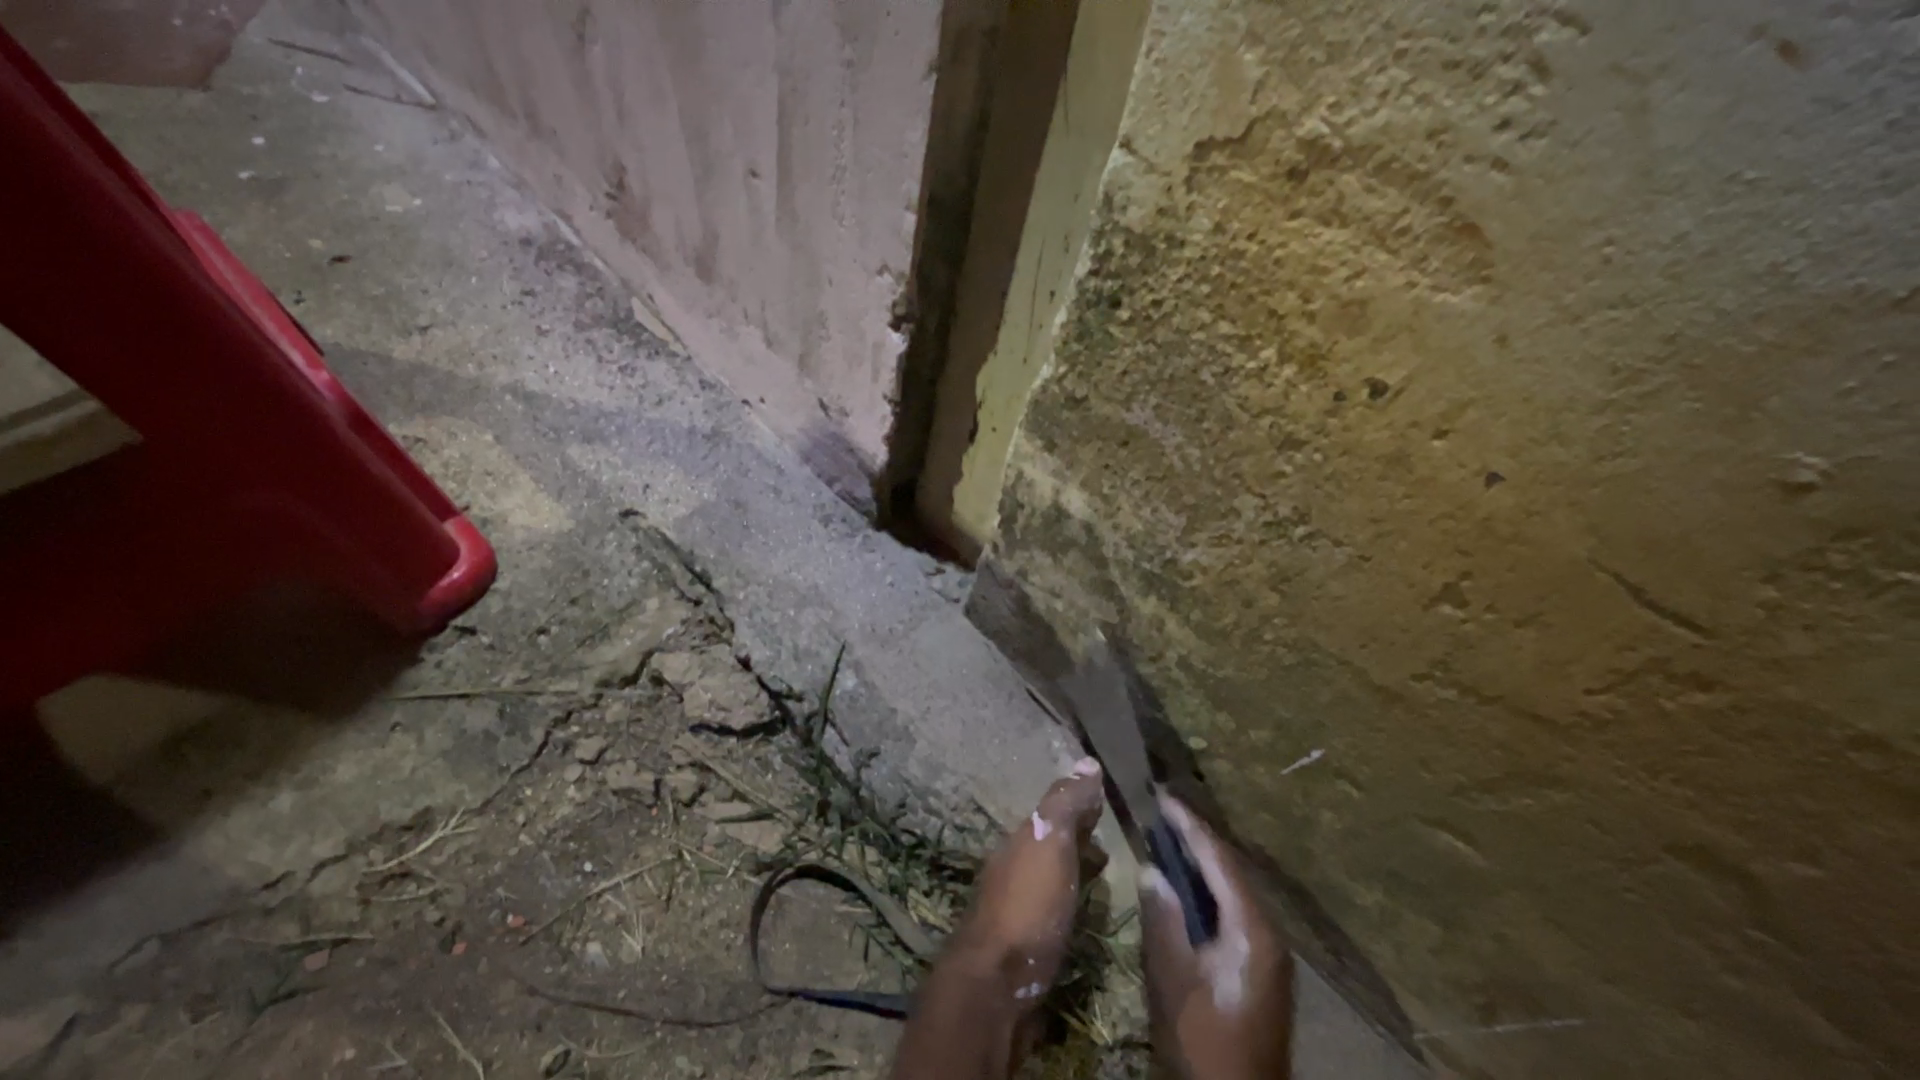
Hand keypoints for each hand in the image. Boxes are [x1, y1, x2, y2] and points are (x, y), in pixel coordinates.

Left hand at [888, 759, 1108, 1079]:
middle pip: (1048, 850)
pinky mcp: (1024, 955)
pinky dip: (1070, 911)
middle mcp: (1011, 876)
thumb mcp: (1048, 844)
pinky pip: (1052, 920)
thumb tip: (1087, 761)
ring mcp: (1015, 917)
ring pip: (1049, 885)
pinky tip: (1084, 923)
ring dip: (1073, 878)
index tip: (1107, 804)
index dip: (1078, 808)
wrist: (994, 990)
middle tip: (1112, 846)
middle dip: (1076, 843)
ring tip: (1106, 882)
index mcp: (1017, 847)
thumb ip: (1065, 805)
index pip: (1051, 816)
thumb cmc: (1026, 908)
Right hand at [1140, 798, 1291, 1079]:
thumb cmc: (1204, 1039)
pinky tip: (1185, 888)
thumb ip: (1163, 919)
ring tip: (1168, 837)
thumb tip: (1152, 869)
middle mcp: (1269, 933)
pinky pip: (1233, 913)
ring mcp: (1268, 953)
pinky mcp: (1260, 969)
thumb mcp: (1173, 979)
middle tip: (1163, 811)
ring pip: (1234, 892)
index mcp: (1253, 929)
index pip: (1221, 861)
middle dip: (1198, 840)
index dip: (1190, 826)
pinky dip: (1208, 893)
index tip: (1163, 797)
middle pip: (1232, 872)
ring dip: (1202, 865)